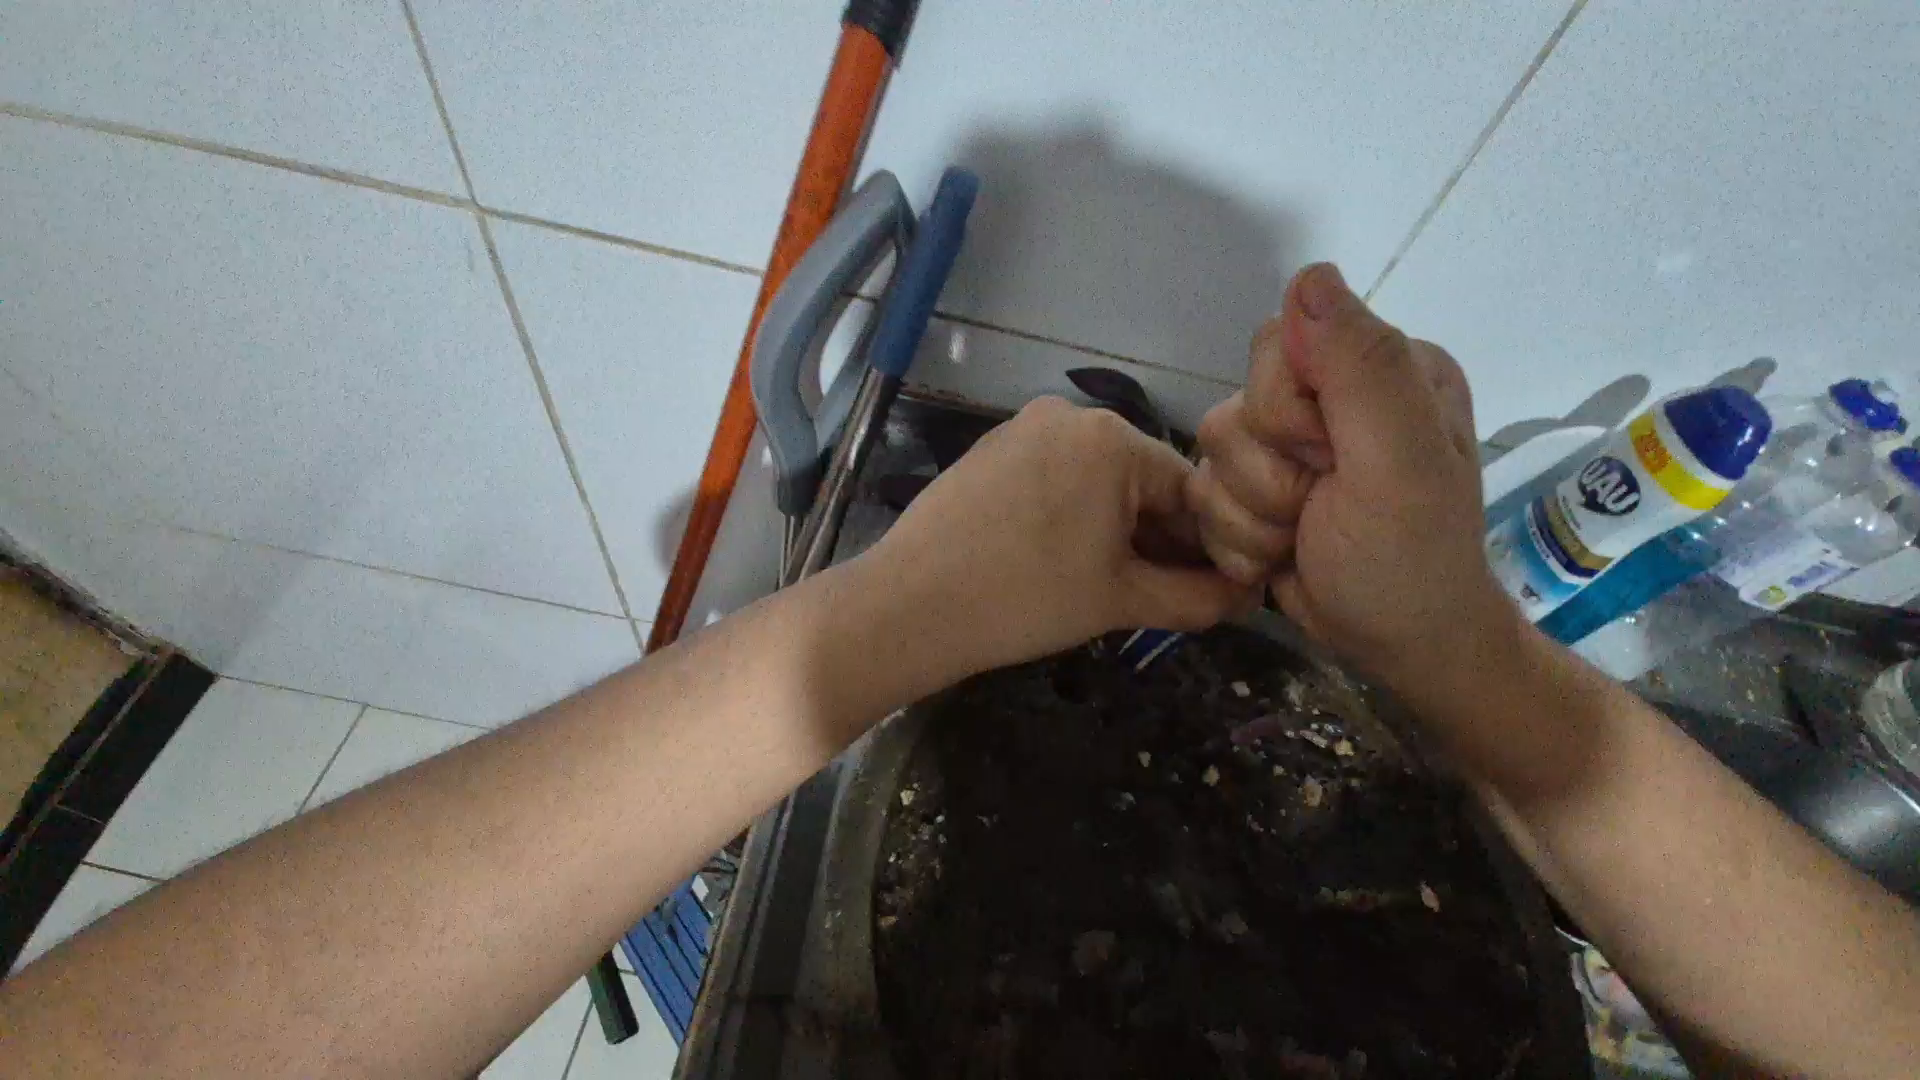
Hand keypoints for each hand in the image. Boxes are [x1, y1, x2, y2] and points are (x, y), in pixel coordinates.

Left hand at [868, 397, 1245, 674]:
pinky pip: (1052, 477)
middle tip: (1161, 594)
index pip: (1190, 490)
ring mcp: (1020, 428)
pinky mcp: (988, 450)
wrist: (910, 606)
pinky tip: (1059, 559)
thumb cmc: (1026, 599)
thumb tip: (1246, 597)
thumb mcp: (1122, 601)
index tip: (1214, 588)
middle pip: (1140, 480)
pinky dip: (1071, 513)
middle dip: (1158, 537)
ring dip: (1115, 528)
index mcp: (1112, 438)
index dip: (1208, 544)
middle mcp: (1068, 416)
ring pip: (1095, 480)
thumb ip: (1197, 597)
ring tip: (1109, 584)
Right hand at [1187, 263, 1513, 686]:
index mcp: (1378, 371)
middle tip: (1316, 508)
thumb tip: (1308, 275)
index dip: (1283, 412)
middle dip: (1265, 474)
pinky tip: (1275, 556)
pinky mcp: (1252, 490)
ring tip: (1296, 540)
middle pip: (1235, 407)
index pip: (1277, 346)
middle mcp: (1327, 399)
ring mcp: (1285, 448)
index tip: (1328, 460)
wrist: (1396, 645)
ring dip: (1246, 516)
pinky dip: (1232, 539)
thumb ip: (1361, 369)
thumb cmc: (1408, 560)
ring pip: (1209, 457)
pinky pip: (1200, 497)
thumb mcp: (1399, 464)